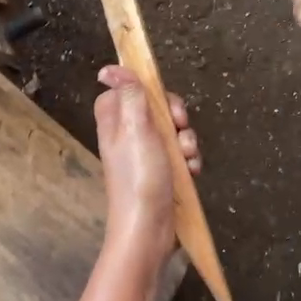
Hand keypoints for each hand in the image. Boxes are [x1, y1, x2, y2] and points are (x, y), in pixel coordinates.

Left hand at [95, 65, 198, 260]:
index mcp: (115, 118)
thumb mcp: (135, 127)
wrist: (148, 232)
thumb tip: (108, 68)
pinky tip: (192, 172)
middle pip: (157, 107)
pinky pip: (180, 154)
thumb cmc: (139, 176)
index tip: (164, 103)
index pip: (132, 87)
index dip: (152, 91)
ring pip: (173, 130)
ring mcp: (145, 153)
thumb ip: (129, 93)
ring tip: (187, 158)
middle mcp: (127, 132)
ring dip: (186, 141)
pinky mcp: (161, 172)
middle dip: (176, 118)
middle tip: (179, 129)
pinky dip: (189, 160)